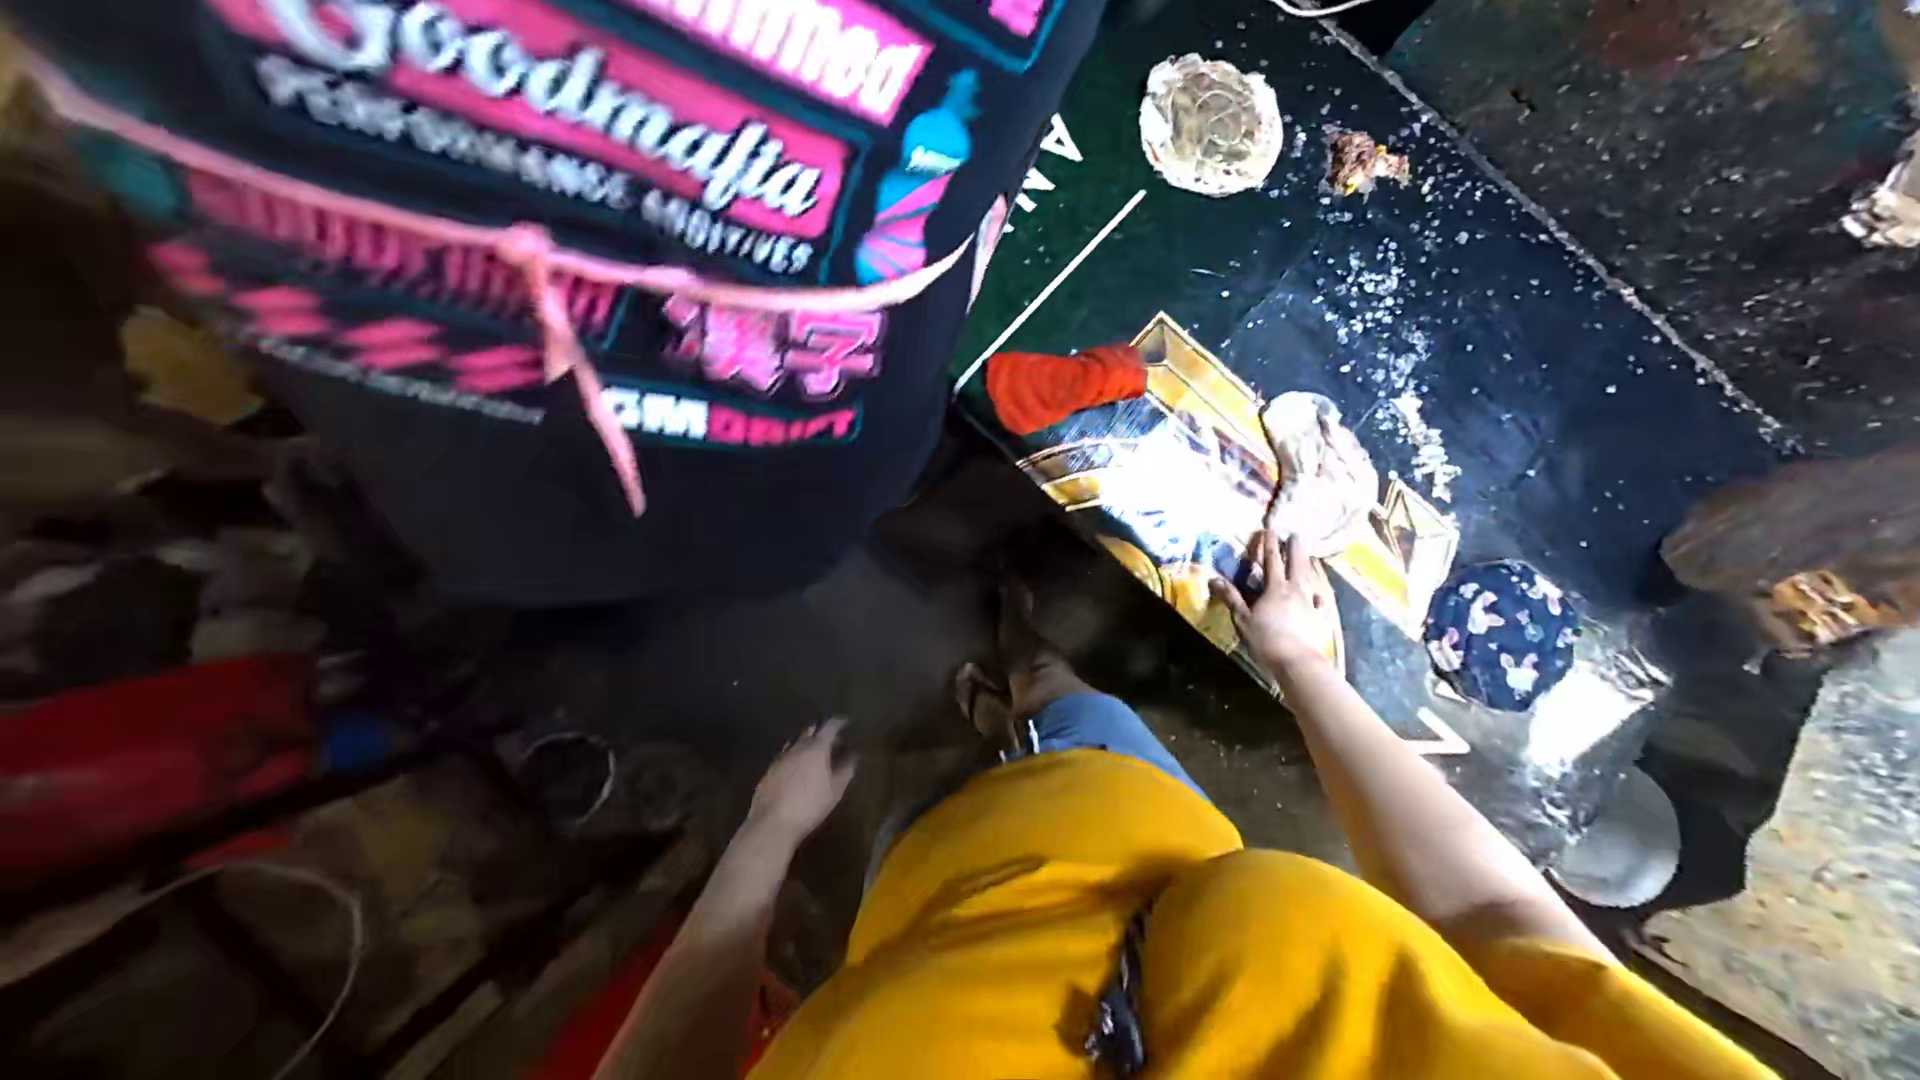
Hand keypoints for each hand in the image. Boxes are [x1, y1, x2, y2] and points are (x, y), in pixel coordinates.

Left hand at [745, 717, 856, 846]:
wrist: (772, 823)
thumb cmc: (810, 806)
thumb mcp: (835, 791)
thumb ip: (845, 771)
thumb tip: (853, 757)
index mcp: (816, 749)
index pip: (829, 728)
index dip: (838, 723)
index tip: (845, 721)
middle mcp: (797, 748)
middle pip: (810, 732)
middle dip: (821, 731)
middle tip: (830, 739)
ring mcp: (780, 758)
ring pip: (795, 742)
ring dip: (805, 742)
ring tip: (812, 750)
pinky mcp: (769, 770)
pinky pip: (784, 756)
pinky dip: (793, 756)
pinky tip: (795, 767)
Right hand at [1210, 529, 1332, 673]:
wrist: (1297, 661)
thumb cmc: (1266, 639)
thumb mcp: (1243, 618)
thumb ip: (1232, 597)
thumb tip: (1215, 578)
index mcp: (1275, 588)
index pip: (1272, 561)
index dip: (1269, 545)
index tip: (1269, 530)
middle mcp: (1295, 590)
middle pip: (1296, 564)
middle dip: (1294, 548)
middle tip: (1295, 535)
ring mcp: (1310, 603)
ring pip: (1309, 578)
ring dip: (1307, 564)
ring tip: (1308, 555)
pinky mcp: (1320, 617)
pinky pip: (1320, 599)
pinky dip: (1318, 591)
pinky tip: (1318, 592)